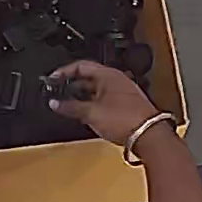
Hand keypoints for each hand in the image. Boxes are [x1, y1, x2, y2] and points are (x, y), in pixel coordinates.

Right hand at [47, 60, 162, 146]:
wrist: (148, 135)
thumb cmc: (126, 119)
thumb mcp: (91, 113)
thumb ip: (70, 107)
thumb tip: (55, 103)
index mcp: (108, 75)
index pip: (81, 65)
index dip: (64, 71)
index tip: (53, 79)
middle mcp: (116, 80)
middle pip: (88, 77)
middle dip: (71, 85)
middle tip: (58, 93)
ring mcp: (122, 92)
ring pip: (96, 89)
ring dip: (81, 96)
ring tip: (69, 105)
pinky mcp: (125, 105)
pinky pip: (104, 99)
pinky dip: (92, 104)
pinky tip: (86, 114)